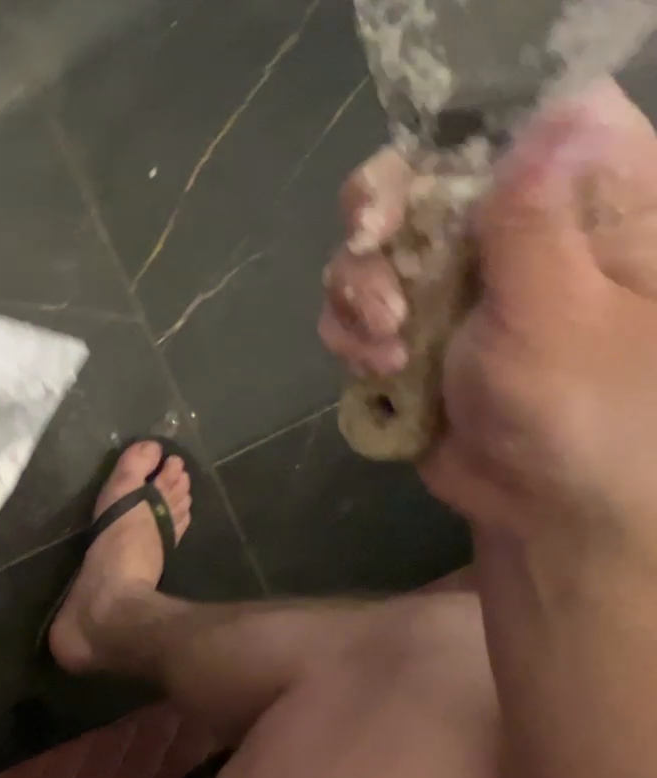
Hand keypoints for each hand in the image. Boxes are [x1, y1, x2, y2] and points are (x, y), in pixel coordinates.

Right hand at [321, 82, 656, 551]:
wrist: (548, 504)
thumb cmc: (583, 405)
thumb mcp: (558, 307)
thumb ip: (536, 218)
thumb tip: (562, 111)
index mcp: (587, 213)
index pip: (509, 139)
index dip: (438, 154)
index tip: (391, 203)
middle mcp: (518, 238)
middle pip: (416, 193)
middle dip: (373, 234)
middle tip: (364, 258)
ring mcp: (461, 288)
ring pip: (373, 257)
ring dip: (357, 298)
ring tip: (383, 347)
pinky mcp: (418, 332)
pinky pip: (358, 312)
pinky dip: (352, 338)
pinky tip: (375, 368)